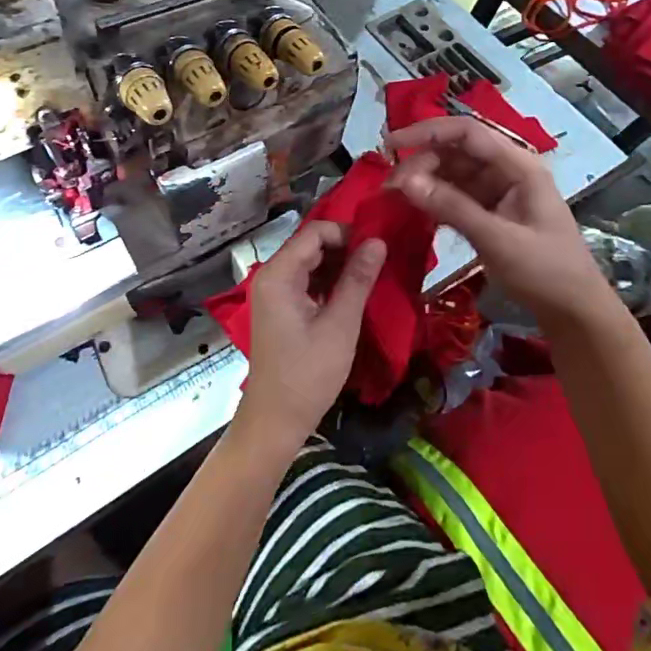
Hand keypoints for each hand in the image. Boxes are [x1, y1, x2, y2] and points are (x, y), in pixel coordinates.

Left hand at [240, 222, 386, 440]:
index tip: (378, 246)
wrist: (277, 418)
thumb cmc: (309, 373)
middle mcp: (270, 276)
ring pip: (310, 263)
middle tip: (381, 260)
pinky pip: (306, 281)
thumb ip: (358, 279)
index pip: (314, 232)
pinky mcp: (280, 308)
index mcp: (278, 275)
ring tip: (372, 274)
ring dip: (339, 265)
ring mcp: (273, 292)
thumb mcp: (340, 324)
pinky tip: (353, 292)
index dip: (346, 232)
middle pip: (310, 245)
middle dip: (345, 247)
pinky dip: (328, 282)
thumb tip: (378, 242)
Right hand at [386, 116, 619, 328]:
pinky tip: (412, 209)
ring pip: (451, 172)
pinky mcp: (489, 211)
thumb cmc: (545, 271)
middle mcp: (507, 170)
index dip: (427, 132)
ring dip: (423, 180)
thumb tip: (404, 181)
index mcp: (519, 166)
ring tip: (393, 198)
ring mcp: (497, 191)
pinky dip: (433, 199)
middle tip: (390, 188)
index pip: (468, 133)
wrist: (573, 310)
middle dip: (421, 162)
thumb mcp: (498, 240)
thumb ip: (452, 208)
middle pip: (455, 151)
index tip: (391, 144)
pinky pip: (454, 195)